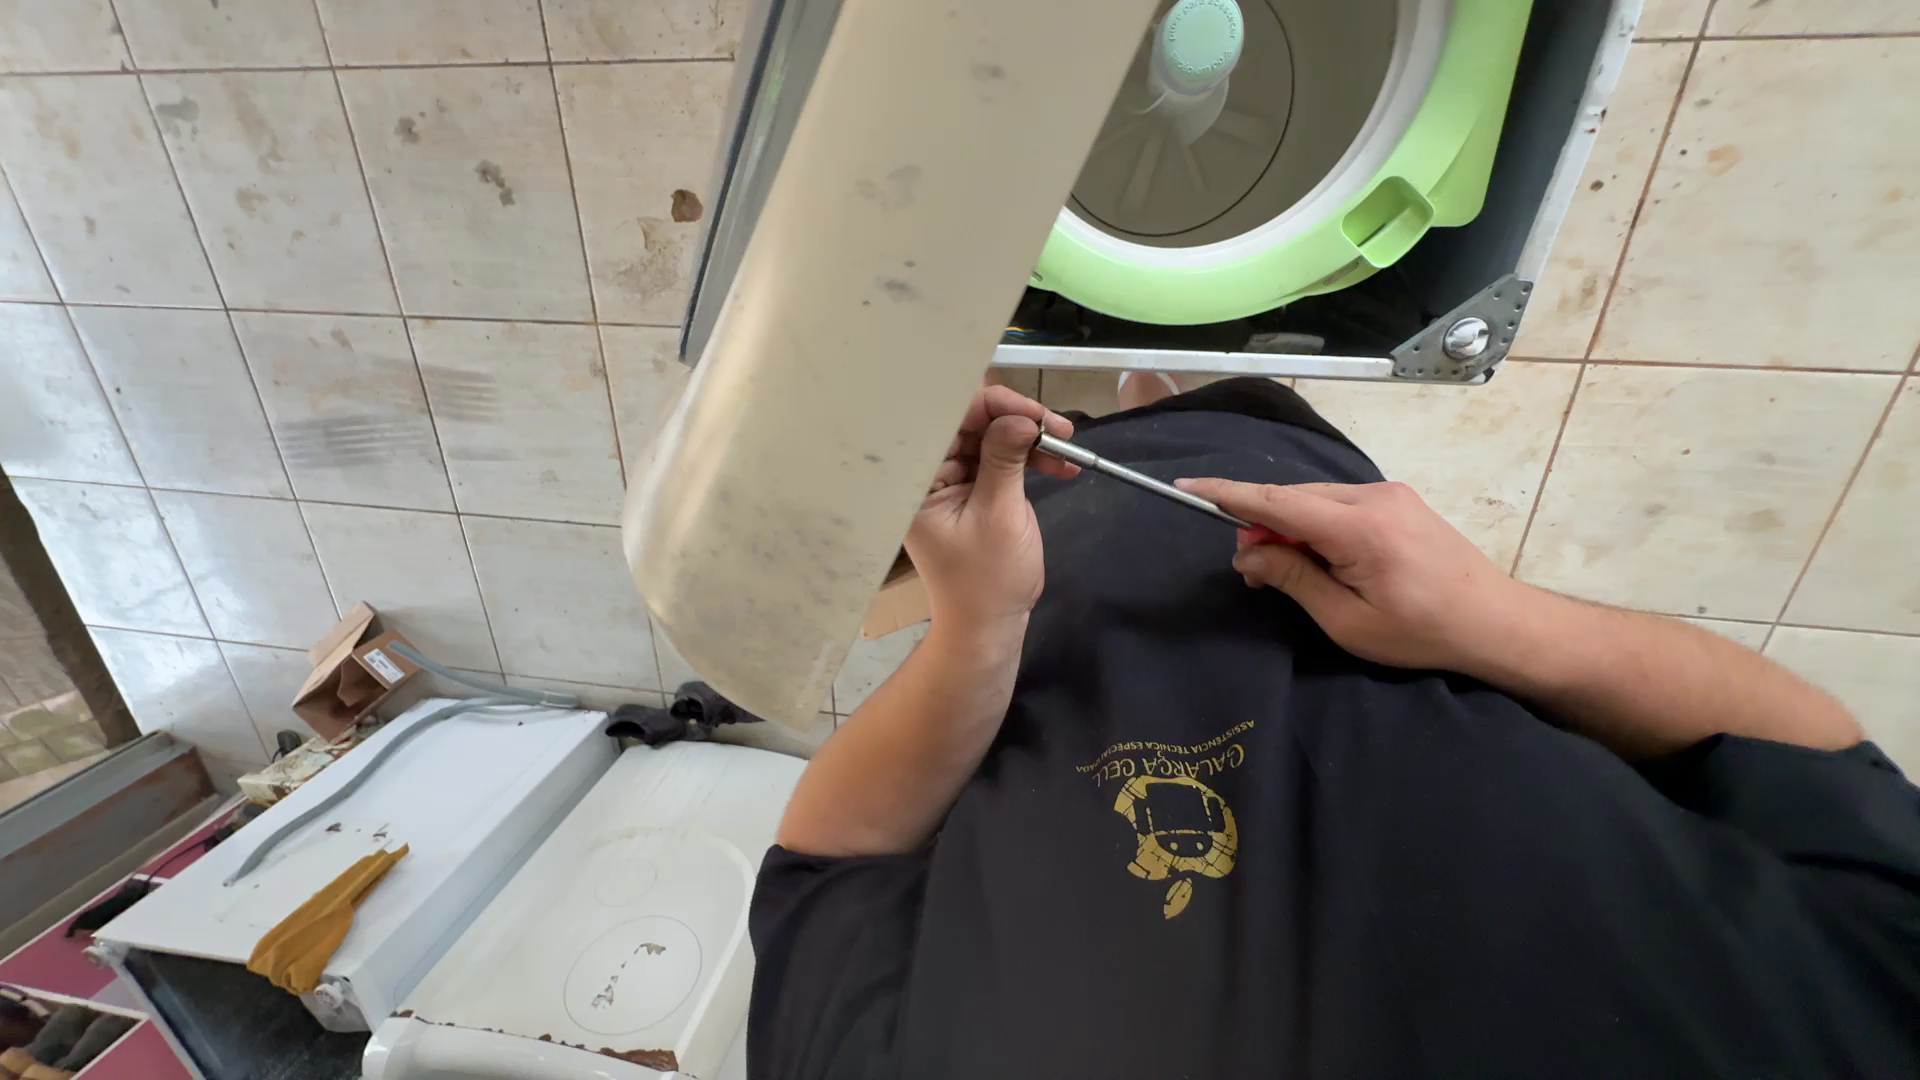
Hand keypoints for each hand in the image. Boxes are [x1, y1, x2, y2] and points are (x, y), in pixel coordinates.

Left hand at [906, 386, 1077, 634]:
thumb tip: (1021, 416)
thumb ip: (1005, 461)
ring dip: (1032, 439)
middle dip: (1017, 420)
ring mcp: (955, 480)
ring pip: (993, 438)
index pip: (948, 422)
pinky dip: (1032, 458)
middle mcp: (932, 472)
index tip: (1032, 414)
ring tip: (1069, 447)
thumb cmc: (986, 579)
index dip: (990, 408)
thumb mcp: (998, 516)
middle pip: (972, 424)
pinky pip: (1003, 460)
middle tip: (1060, 428)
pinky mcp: (978, 489)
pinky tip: (1064, 464)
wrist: (990, 623)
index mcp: (920, 479)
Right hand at [1174, 478, 1534, 674]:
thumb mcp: (1347, 620)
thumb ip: (1293, 579)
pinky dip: (1310, 524)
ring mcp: (1388, 495)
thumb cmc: (1420, 632)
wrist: (1499, 623)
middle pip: (1291, 499)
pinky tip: (1312, 556)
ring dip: (1285, 527)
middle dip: (1258, 525)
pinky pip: (1334, 504)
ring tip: (1281, 569)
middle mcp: (1373, 497)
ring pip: (1311, 500)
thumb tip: (1248, 556)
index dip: (1227, 494)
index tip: (1187, 486)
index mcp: (1359, 528)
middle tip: (1251, 571)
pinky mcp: (1395, 501)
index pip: (1275, 502)